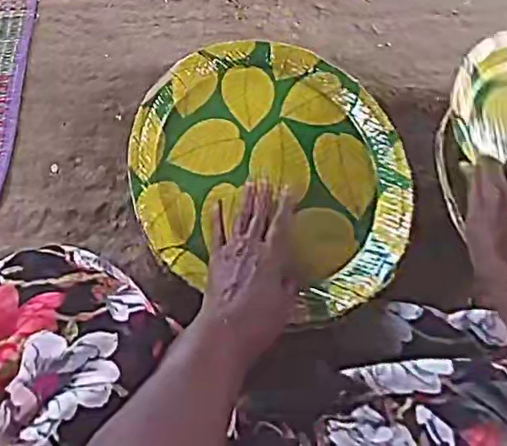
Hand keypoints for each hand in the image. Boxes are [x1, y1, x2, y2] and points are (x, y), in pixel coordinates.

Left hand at [196, 181, 297, 369]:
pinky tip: (217, 202)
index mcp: (272, 257)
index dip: (285, 205)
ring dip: (246, 200)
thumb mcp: (284, 307)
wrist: (223, 330)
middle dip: (264, 195)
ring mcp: (232, 250)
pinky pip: (217, 232)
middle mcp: (252, 247)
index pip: (281, 224)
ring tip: (249, 183)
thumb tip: (291, 276)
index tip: (288, 187)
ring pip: (241, 218)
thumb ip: (288, 287)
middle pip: (259, 215)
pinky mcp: (216, 258)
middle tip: (266, 177)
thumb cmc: (258, 323)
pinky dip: (217, 216)